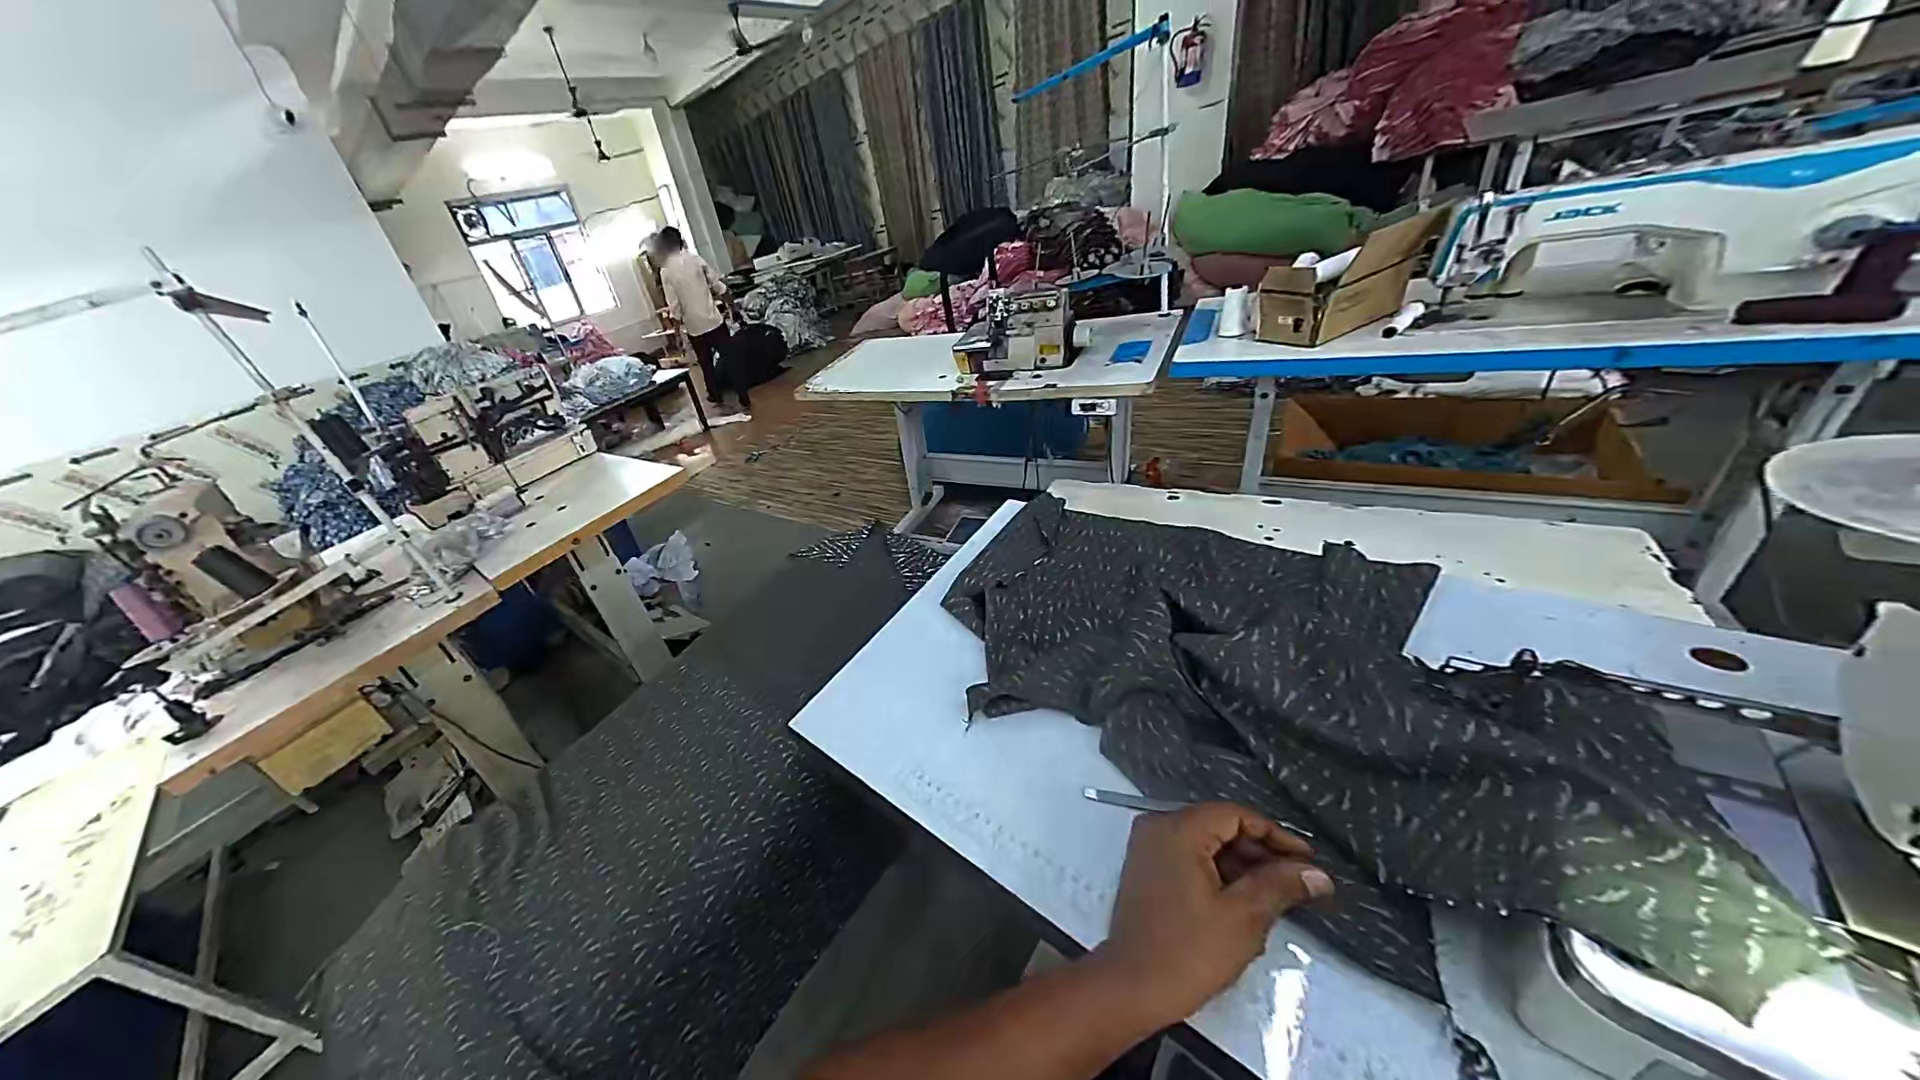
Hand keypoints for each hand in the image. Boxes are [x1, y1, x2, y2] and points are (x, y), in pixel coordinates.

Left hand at [1091, 802, 1331, 1026]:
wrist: (1133, 984)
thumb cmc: (1188, 951)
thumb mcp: (1244, 917)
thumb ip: (1280, 886)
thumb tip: (1317, 873)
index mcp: (1177, 829)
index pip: (1234, 814)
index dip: (1275, 834)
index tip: (1308, 859)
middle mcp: (1157, 827)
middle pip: (1218, 825)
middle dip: (1259, 851)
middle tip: (1297, 881)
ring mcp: (1148, 847)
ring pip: (1205, 842)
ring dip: (1241, 865)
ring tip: (1276, 895)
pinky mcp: (1147, 868)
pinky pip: (1188, 856)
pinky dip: (1217, 872)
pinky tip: (1243, 901)